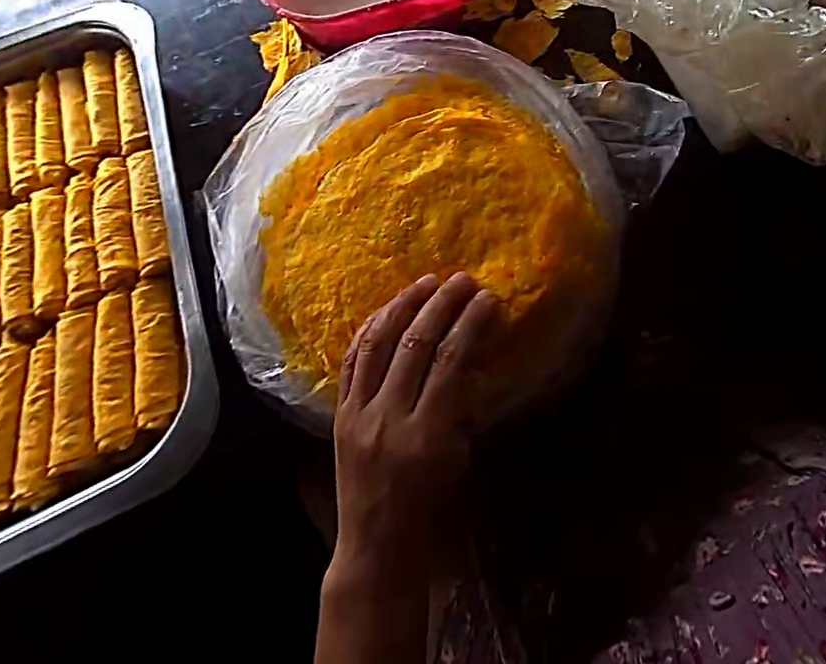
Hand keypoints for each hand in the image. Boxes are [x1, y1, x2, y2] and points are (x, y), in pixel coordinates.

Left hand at [332, 271, 498, 570]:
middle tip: (462, 280)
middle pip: (416, 344)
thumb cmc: (431, 508)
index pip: (452, 362)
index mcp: (427, 435)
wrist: (377, 546)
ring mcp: (358, 413)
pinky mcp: (338, 412)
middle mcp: (389, 417)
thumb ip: (463, 407)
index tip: (487, 299)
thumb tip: (469, 356)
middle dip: (442, 304)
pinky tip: (388, 309)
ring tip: (426, 282)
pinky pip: (352, 359)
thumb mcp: (459, 460)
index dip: (471, 324)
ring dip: (404, 305)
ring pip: (379, 343)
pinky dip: (370, 329)